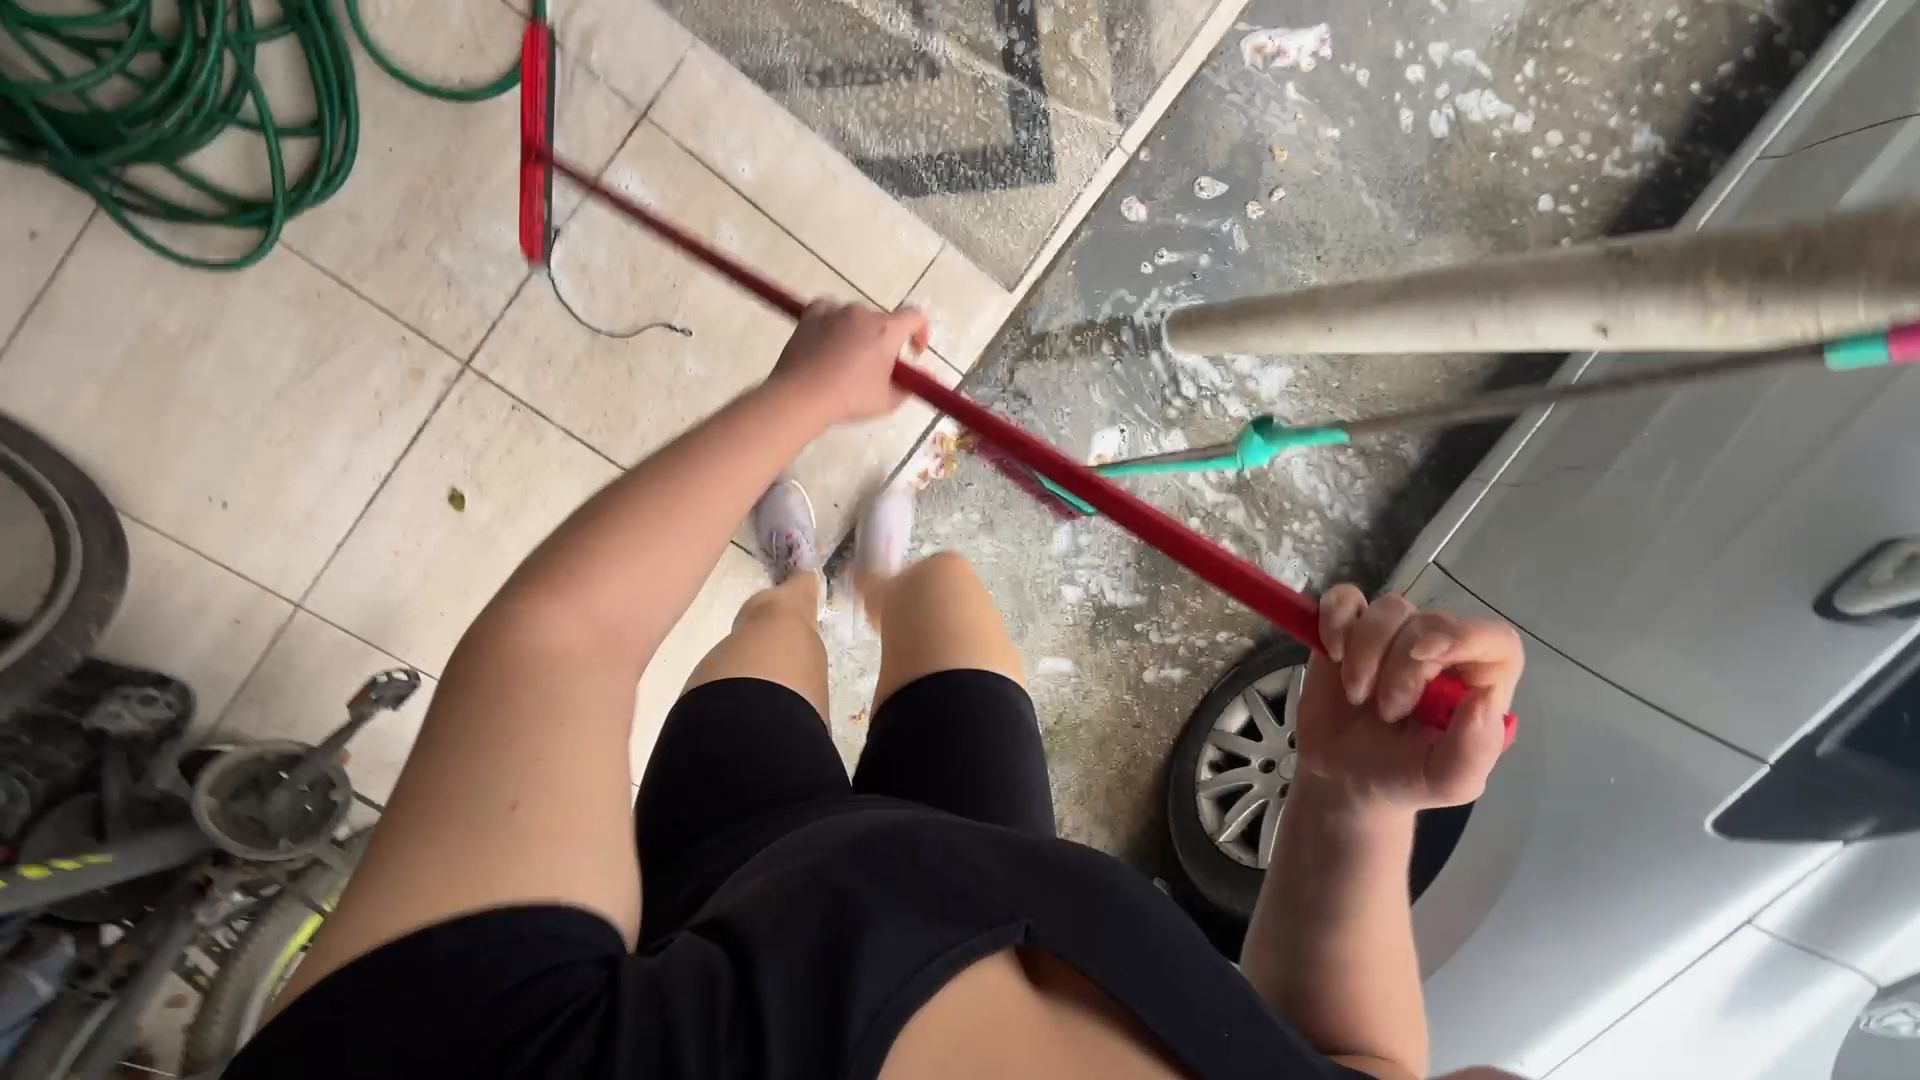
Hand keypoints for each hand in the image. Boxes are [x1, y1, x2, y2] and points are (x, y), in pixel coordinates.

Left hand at [766, 300, 929, 425]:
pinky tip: (829, 339)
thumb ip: (909, 386)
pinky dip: (833, 322)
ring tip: (847, 358)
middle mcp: (862, 313)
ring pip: (855, 317)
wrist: (801, 396)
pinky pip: (829, 311)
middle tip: (875, 367)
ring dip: (858, 333)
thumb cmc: (850, 399)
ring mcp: (835, 311)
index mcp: (886, 331)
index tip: (914, 352)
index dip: (920, 332)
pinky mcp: (811, 314)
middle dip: (884, 341)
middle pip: (882, 321)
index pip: (915, 316)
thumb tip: (919, 378)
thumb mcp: (888, 401)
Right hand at [1294, 585, 1522, 810]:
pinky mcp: (1346, 631)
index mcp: (1477, 681)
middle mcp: (1439, 651)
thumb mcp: (1448, 781)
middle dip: (1399, 665)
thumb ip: (1475, 748)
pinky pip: (1344, 599)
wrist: (1342, 778)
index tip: (1426, 656)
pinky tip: (1332, 654)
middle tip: (1386, 712)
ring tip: (1356, 695)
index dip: (1465, 637)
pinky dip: (1334, 620)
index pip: (1495, 640)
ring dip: (1364, 651)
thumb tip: (1483, 700)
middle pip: (1430, 622)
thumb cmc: (1402, 778)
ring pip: (1388, 608)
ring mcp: (1390, 637)